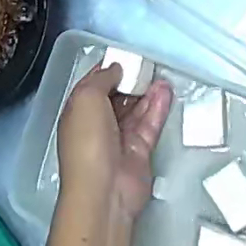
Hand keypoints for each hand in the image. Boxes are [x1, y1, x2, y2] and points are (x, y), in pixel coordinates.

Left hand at [58, 62, 173, 220]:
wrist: (104, 190)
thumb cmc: (88, 139)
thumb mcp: (87, 97)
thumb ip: (102, 79)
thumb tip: (115, 68)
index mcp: (79, 110)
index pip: (93, 83)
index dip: (108, 69)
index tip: (124, 56)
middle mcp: (97, 122)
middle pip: (116, 96)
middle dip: (130, 79)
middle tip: (147, 63)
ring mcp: (119, 138)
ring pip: (134, 109)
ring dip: (146, 91)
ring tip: (160, 74)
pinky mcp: (139, 151)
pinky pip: (148, 124)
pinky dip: (157, 107)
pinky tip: (166, 91)